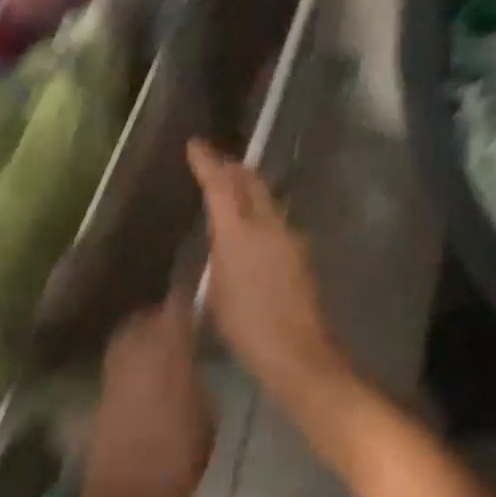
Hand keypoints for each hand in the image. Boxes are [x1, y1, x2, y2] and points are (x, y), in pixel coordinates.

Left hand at [83, 293, 214, 496]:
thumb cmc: (179, 459)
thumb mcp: (208, 414)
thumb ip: (201, 375)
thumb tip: (198, 357)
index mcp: (169, 350)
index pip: (178, 305)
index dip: (190, 294)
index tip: (204, 290)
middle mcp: (138, 349)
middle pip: (149, 314)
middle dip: (166, 313)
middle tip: (187, 322)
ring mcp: (115, 366)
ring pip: (130, 331)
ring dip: (145, 330)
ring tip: (164, 342)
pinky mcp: (102, 387)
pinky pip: (120, 354)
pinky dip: (133, 353)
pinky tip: (146, 368)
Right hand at [186, 140, 344, 396]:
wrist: (296, 351)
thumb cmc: (246, 326)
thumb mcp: (216, 290)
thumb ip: (219, 253)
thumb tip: (221, 236)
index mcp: (238, 232)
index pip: (220, 184)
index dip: (207, 162)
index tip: (195, 144)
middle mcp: (267, 224)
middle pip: (250, 182)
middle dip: (232, 168)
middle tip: (216, 162)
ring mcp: (288, 236)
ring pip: (265, 198)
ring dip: (248, 188)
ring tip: (230, 191)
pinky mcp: (299, 252)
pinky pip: (274, 219)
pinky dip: (259, 212)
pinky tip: (251, 227)